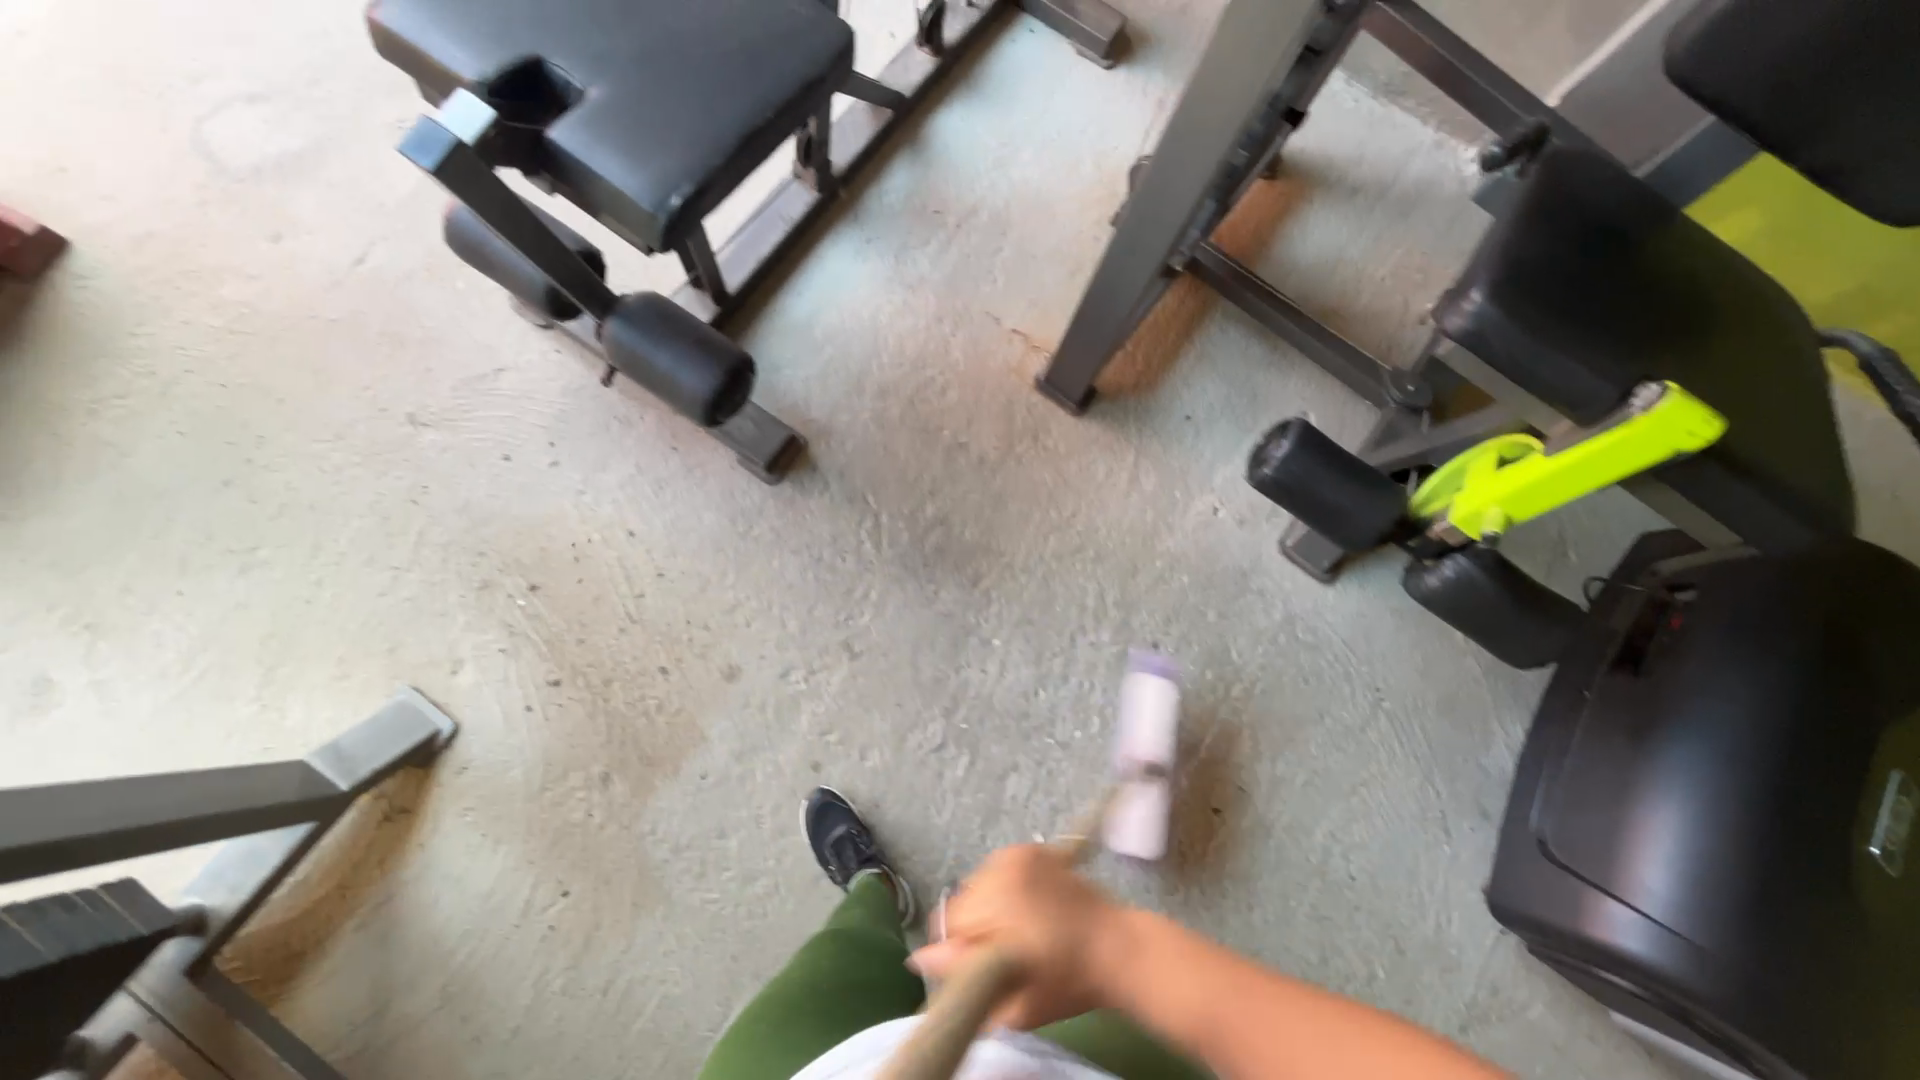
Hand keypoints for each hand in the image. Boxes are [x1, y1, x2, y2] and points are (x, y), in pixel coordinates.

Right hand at [907, 844, 1129, 1030]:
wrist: (1118, 948)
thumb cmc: (1067, 982)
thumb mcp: (1013, 1002)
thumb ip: (961, 978)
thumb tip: (920, 958)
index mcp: (995, 908)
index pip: (947, 922)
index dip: (961, 948)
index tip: (984, 963)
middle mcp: (1001, 873)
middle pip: (963, 900)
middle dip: (975, 925)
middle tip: (1005, 948)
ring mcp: (1018, 854)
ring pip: (979, 882)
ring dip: (989, 903)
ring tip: (1021, 926)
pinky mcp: (1033, 848)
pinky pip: (998, 868)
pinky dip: (1005, 886)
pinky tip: (1028, 905)